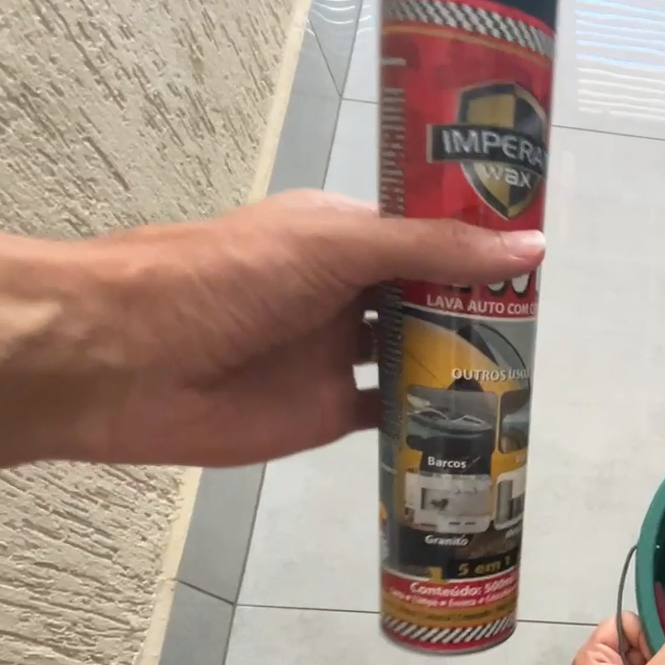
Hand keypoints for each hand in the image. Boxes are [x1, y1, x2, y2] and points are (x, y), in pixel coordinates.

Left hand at [68, 190, 545, 465]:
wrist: (124, 363)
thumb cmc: (226, 280)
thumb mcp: (338, 246)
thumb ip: (432, 250)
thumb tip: (530, 249)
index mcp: (345, 239)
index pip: (427, 239)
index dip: (479, 248)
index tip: (535, 261)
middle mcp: (347, 294)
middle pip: (429, 300)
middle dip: (480, 311)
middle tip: (540, 325)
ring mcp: (340, 355)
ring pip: (417, 358)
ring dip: (462, 366)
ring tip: (523, 374)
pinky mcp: (331, 411)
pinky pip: (394, 415)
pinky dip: (432, 420)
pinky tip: (477, 425)